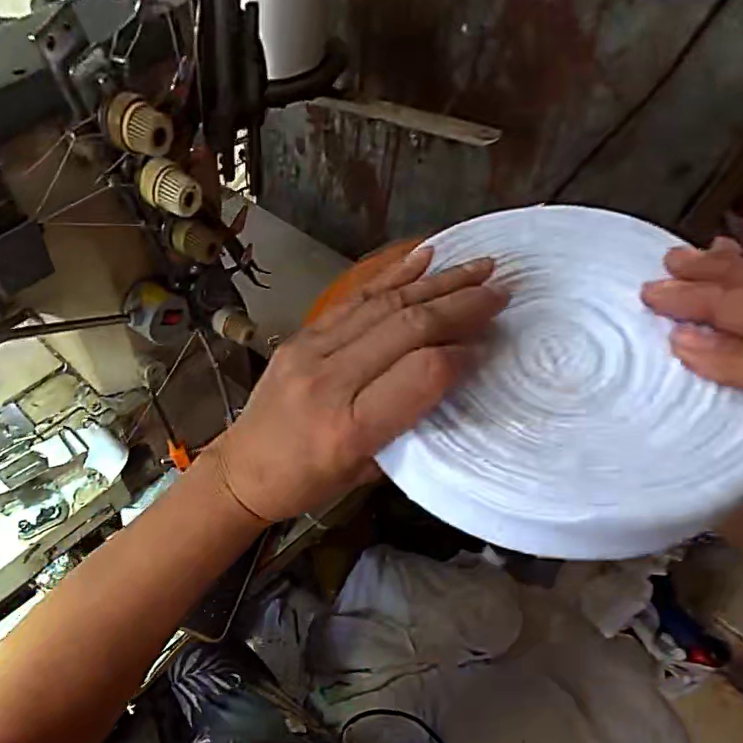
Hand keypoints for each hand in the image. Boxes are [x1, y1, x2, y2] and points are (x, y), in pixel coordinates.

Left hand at [211, 247, 508, 521]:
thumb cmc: (305, 483)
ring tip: (478, 267)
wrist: (241, 470)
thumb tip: (449, 372)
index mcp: (349, 428)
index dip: (463, 353)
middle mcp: (328, 383)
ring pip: (382, 305)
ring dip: (435, 282)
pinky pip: (351, 301)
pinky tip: (423, 259)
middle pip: (407, 327)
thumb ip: (406, 422)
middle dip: (461, 304)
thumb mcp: (364, 472)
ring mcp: (307, 355)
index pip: (423, 371)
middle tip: (502, 291)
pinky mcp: (297, 339)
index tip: (487, 346)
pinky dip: (391, 277)